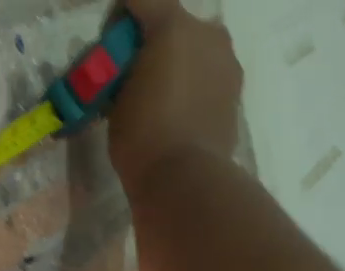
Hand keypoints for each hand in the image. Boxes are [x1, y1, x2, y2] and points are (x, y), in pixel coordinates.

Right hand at [107, 0, 244, 188]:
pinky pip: (207, 75)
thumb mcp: (116, 100)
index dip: (121, 17)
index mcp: (173, 25)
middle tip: (132, 75)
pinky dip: (191, 85)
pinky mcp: (236, 89)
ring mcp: (227, 60)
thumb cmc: (141, 136)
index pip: (140, 1)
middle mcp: (207, 31)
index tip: (108, 43)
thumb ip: (124, 71)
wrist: (184, 179)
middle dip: (152, 43)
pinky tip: (176, 113)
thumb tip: (128, 68)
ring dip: (175, 64)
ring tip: (156, 99)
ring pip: (194, 50)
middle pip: (173, 24)